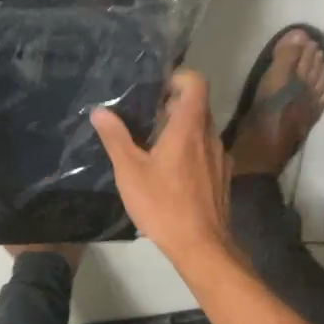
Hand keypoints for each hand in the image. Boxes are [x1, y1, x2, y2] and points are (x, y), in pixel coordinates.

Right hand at [91, 69, 235, 260]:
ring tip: (154, 148)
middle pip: (197, 106)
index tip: (155, 89)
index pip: (196, 83)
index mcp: (189, 127)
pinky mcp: (223, 177)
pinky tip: (171, 174)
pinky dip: (190, 152)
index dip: (178, 78)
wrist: (201, 246)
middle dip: (172, 107)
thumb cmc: (163, 204)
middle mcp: (210, 136)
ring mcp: (220, 158)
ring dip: (181, 131)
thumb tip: (100, 111)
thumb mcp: (129, 171)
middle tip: (144, 120)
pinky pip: (206, 152)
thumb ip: (115, 138)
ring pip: (202, 131)